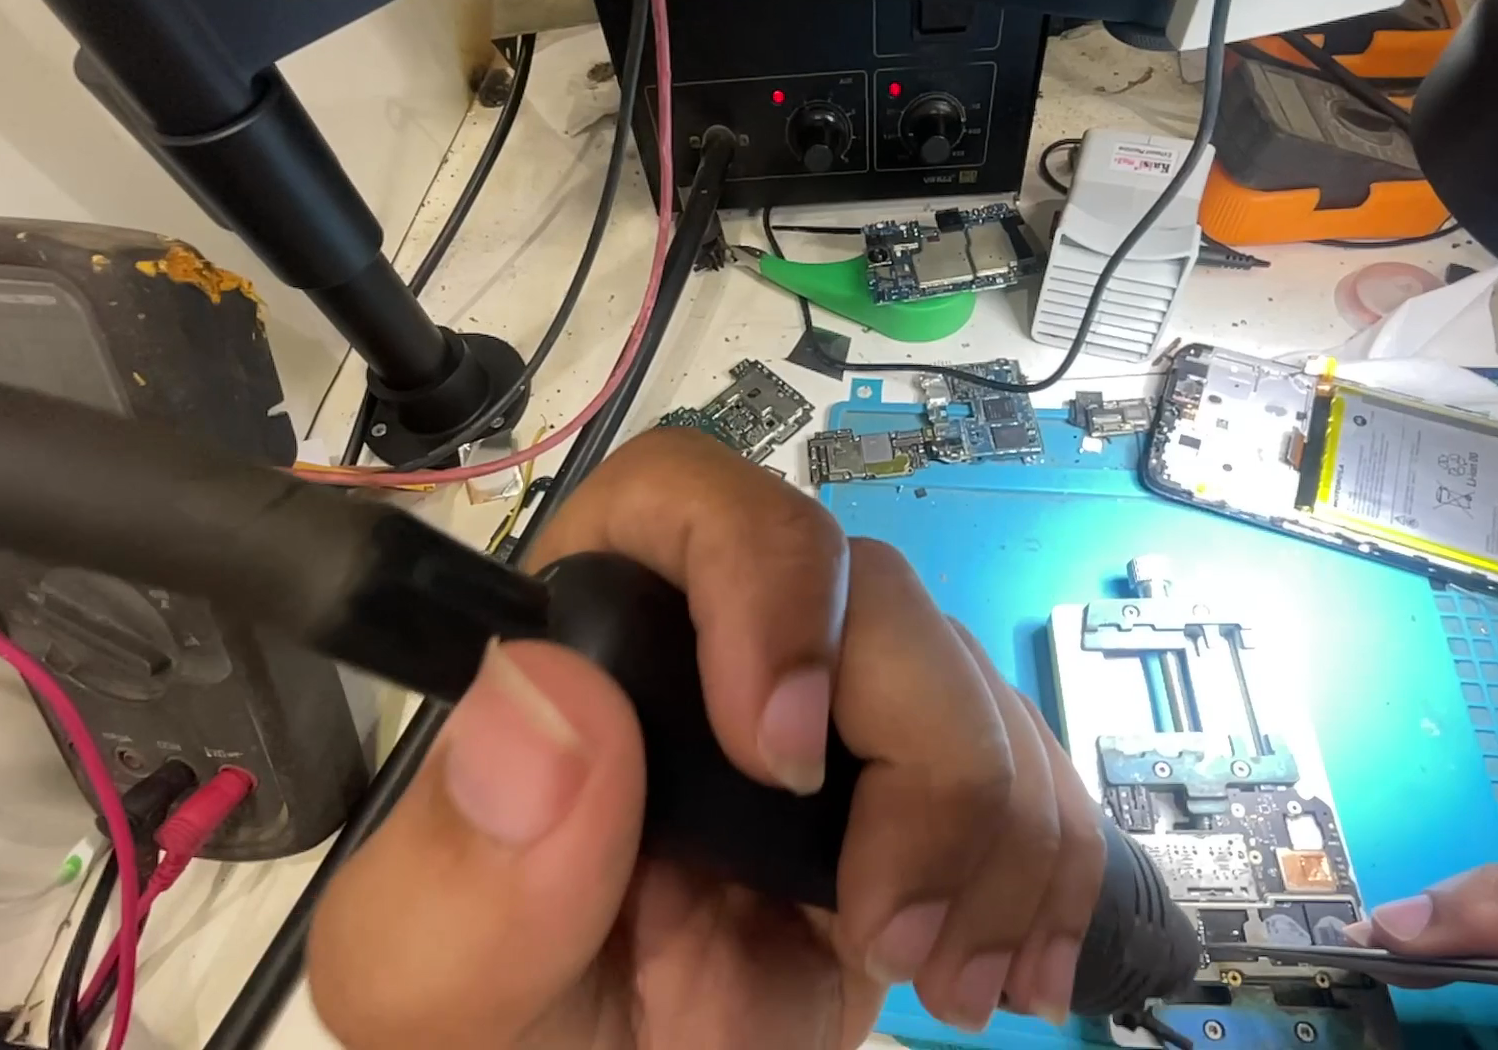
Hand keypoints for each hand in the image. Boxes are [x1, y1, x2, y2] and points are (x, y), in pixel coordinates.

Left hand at [306, 429, 1104, 1048]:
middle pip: (876, 593)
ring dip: (997, 834)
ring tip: (948, 971)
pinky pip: (1030, 755)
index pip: (693, 498)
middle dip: (923, 764)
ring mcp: (844, 697)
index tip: (783, 754)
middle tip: (891, 929)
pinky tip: (1012, 955)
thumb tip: (544, 706)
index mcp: (606, 628)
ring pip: (970, 676)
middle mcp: (736, 636)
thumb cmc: (530, 1014)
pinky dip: (1048, 856)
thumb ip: (464, 866)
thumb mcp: (450, 975)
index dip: (765, 586)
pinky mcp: (922, 767)